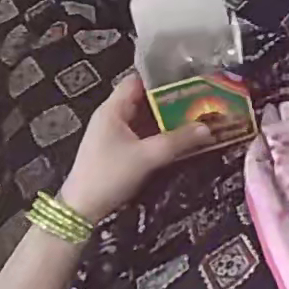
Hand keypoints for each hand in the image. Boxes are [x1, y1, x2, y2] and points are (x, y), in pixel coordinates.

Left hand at [59, 74, 215, 222]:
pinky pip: (140, 133)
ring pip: (142, 118)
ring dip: (164, 119)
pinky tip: (176, 139)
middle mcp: (112, 116)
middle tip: (196, 101)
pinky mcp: (116, 149)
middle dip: (168, 101)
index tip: (186, 81)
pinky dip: (157, 134)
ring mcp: (112, 133)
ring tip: (192, 118)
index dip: (160, 79)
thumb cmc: (110, 175)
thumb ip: (177, 141)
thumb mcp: (147, 157)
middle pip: (142, 99)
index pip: (137, 81)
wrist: (81, 209)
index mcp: (113, 109)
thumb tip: (207, 129)